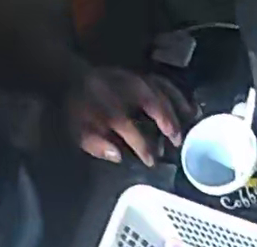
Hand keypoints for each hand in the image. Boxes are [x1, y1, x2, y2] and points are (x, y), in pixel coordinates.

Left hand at [70, 68, 186, 165]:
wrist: (67, 78)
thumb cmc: (76, 113)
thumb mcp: (77, 132)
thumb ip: (95, 144)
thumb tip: (116, 155)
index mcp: (100, 101)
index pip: (123, 122)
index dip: (140, 143)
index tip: (151, 162)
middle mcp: (116, 84)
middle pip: (146, 96)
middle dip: (164, 117)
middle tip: (176, 140)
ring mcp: (128, 77)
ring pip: (155, 85)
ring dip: (174, 104)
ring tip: (189, 123)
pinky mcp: (136, 75)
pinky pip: (159, 81)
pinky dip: (176, 94)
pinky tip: (189, 108)